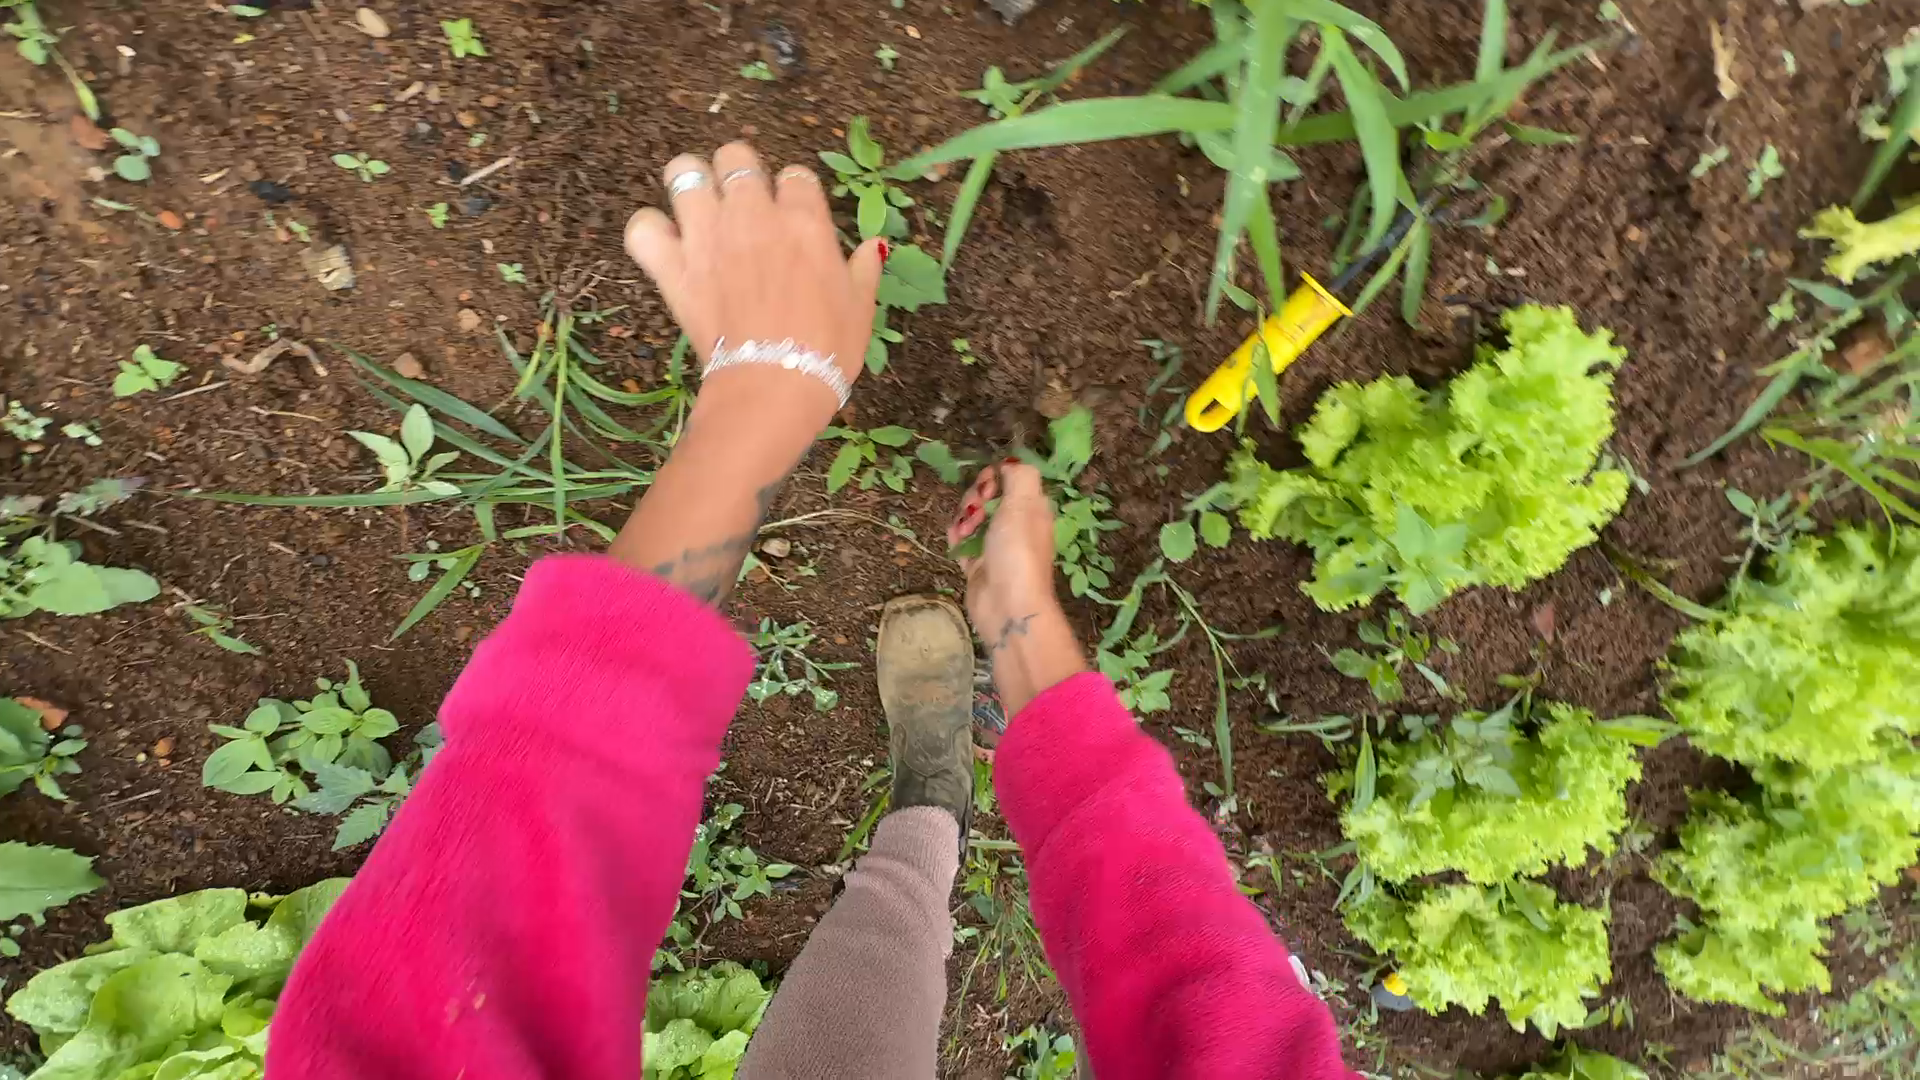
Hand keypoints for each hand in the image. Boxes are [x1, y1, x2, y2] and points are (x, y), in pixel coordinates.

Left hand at [606, 142, 882, 605]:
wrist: (776, 386)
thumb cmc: (828, 351)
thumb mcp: (861, 309)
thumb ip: (864, 269)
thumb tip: (874, 245)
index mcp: (804, 221)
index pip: (797, 176)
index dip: (796, 197)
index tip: (797, 222)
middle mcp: (753, 214)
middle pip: (737, 156)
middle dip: (740, 175)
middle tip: (745, 208)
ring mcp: (707, 236)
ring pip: (684, 172)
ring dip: (692, 187)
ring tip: (702, 215)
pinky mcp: (673, 267)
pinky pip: (643, 227)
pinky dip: (651, 234)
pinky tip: (668, 249)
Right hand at [949, 464, 1086, 714]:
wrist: (1007, 605)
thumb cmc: (1018, 550)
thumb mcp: (1025, 502)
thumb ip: (1020, 474)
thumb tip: (1009, 464)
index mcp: (1032, 508)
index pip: (1010, 479)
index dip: (994, 477)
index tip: (989, 485)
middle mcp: (1015, 524)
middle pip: (986, 496)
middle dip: (975, 497)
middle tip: (976, 510)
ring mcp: (995, 545)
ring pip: (971, 517)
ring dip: (963, 517)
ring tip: (966, 532)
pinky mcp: (977, 564)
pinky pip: (961, 541)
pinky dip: (956, 536)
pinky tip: (957, 540)